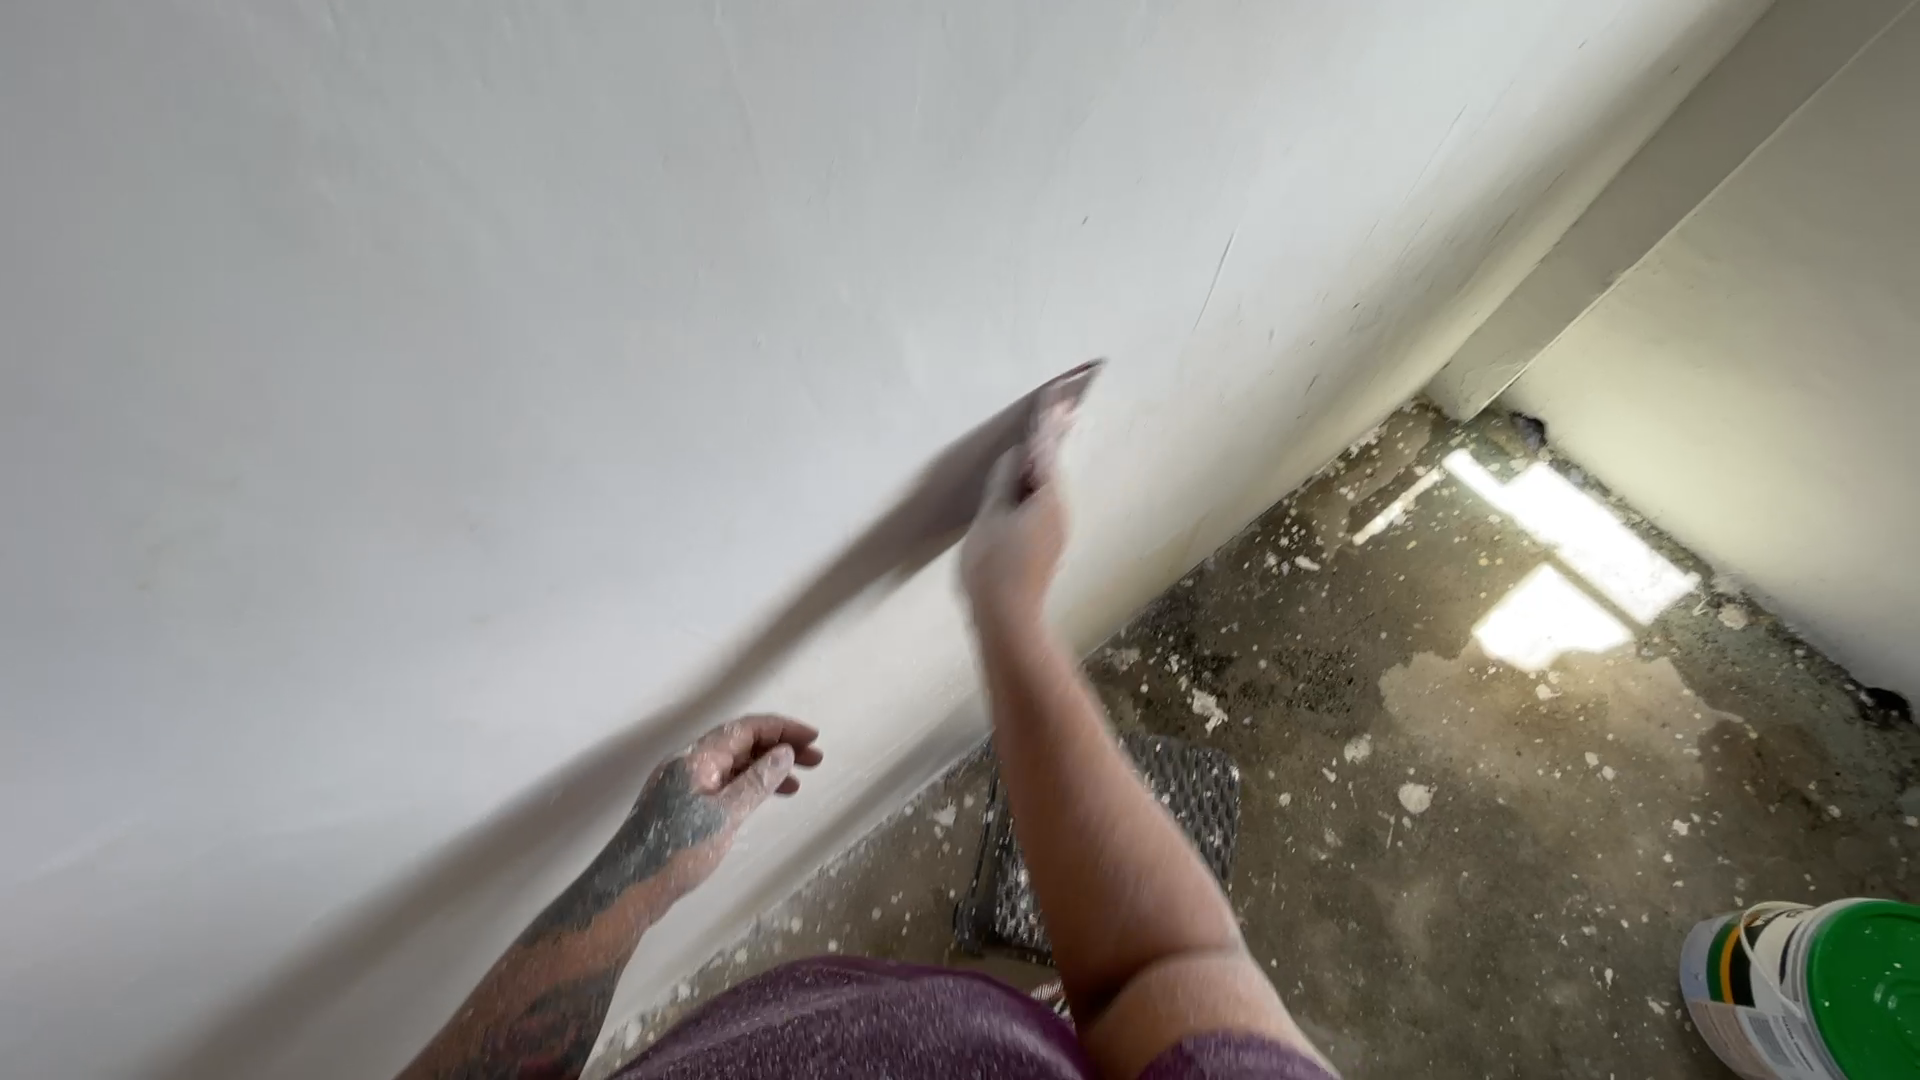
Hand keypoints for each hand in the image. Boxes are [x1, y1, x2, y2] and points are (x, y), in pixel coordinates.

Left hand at [594, 716, 823, 906]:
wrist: (627, 892)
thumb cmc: (676, 851)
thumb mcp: (724, 816)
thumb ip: (757, 782)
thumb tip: (785, 753)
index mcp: (697, 758)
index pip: (747, 728)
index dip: (782, 729)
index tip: (812, 738)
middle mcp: (690, 764)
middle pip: (742, 744)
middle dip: (780, 748)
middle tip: (815, 760)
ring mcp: (685, 785)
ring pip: (735, 765)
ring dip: (768, 768)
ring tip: (799, 782)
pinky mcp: (683, 807)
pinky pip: (725, 784)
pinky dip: (750, 786)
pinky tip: (767, 799)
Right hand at [960, 413, 1069, 631]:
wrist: (1008, 618)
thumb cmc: (994, 566)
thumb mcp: (990, 518)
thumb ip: (1002, 483)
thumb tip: (1014, 459)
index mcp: (1047, 498)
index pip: (1045, 449)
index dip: (1046, 420)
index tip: (1055, 393)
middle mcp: (1059, 510)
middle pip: (1054, 463)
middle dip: (1057, 433)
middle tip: (1068, 402)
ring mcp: (1055, 528)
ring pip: (1049, 483)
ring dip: (1046, 457)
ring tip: (1051, 430)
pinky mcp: (1046, 543)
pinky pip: (1043, 500)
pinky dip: (1038, 481)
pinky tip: (1030, 479)